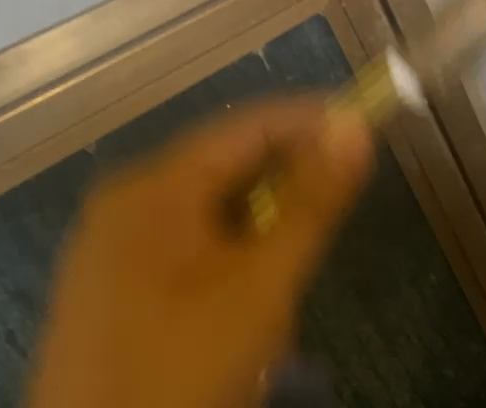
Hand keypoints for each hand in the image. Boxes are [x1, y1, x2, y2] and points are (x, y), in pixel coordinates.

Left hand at [26, 99, 374, 407]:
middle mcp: (130, 197)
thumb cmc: (183, 364)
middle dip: (291, 185)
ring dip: (266, 226)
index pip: (256, 123)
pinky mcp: (113, 278)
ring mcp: (114, 239)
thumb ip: (316, 199)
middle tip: (334, 215)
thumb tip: (357, 125)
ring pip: (219, 202)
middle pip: (236, 161)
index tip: (371, 136)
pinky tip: (249, 296)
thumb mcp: (265, 280)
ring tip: (288, 274)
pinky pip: (193, 235)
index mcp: (156, 184)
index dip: (319, 122)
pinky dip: (235, 250)